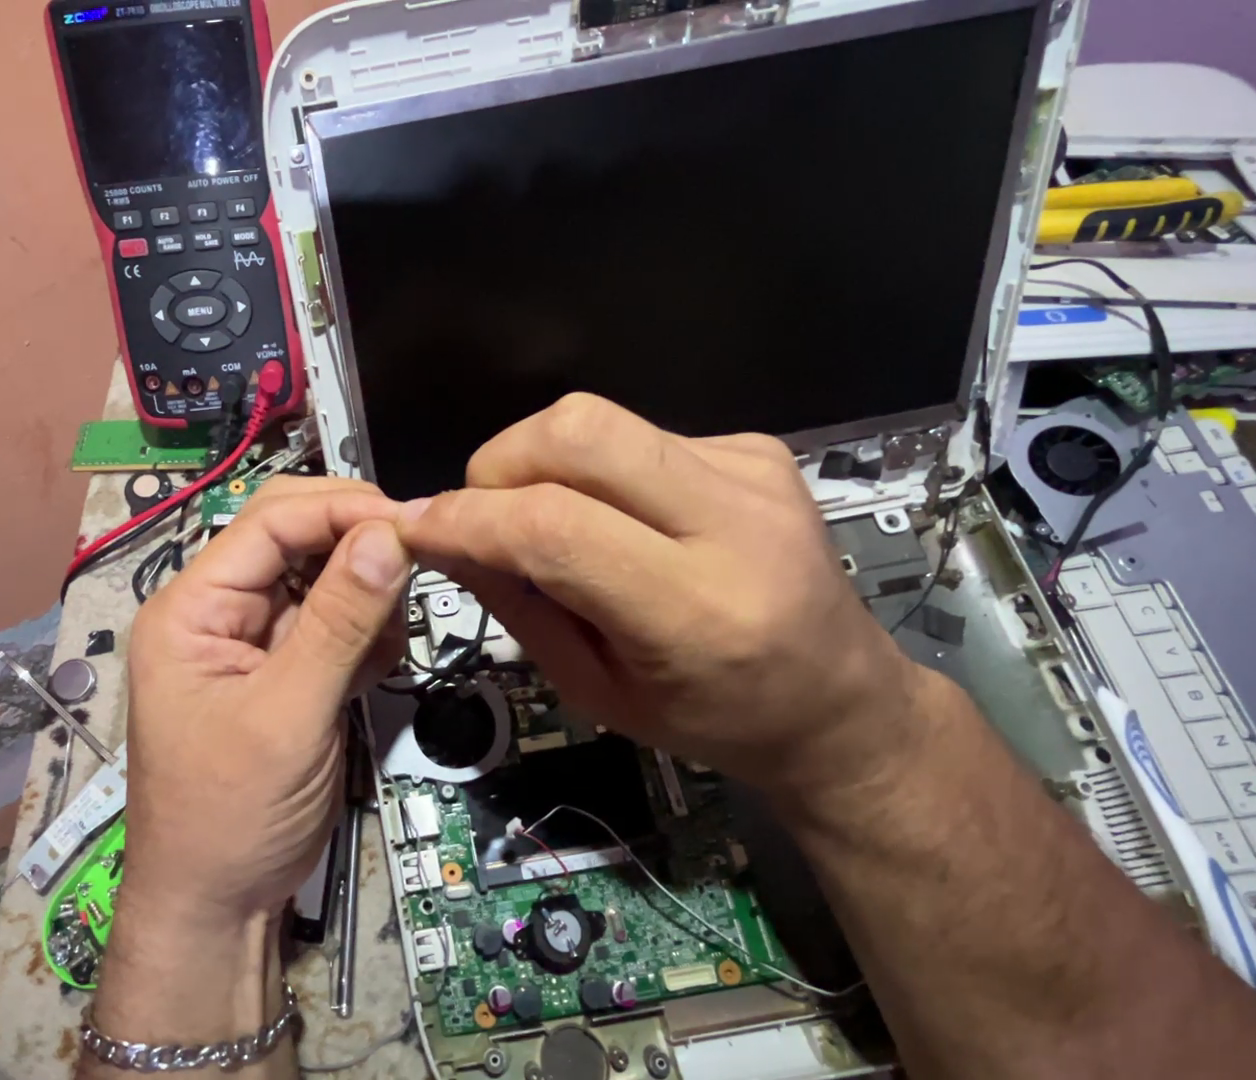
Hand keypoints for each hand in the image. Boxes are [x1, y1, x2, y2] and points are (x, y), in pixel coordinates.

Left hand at [122, 476, 409, 926]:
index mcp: (192, 607)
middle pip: (293, 537)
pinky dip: (367, 631)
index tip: (410, 520)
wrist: (218, 903)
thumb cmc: (232, 813)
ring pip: (321, 577)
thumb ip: (338, 622)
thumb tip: (389, 534)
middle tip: (417, 558)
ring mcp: (255, 640)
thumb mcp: (287, 715)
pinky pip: (334, 622)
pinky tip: (382, 660)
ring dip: (367, 591)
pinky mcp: (288, 669)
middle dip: (355, 541)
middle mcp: (220, 610)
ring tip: (391, 637)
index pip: (268, 523)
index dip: (340, 510)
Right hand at [395, 393, 927, 804]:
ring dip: (538, 463)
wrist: (838, 700)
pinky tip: (611, 517)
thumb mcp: (596, 693)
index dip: (467, 519)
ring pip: (597, 418)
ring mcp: (750, 471)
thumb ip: (517, 609)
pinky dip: (591, 470)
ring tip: (541, 520)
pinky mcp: (753, 447)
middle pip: (577, 433)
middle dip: (497, 464)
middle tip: (482, 516)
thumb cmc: (714, 719)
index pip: (553, 528)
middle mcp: (734, 523)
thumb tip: (447, 541)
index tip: (417, 529)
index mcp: (696, 612)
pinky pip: (634, 434)